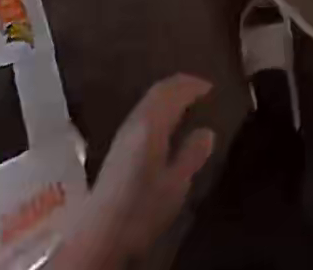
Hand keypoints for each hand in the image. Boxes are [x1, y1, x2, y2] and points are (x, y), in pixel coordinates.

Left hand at [54, 74, 218, 268]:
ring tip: (187, 98)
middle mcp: (135, 120)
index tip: (210, 85)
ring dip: (168, 93)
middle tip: (200, 86)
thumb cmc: (143, 207)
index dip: (190, 85)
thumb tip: (207, 130)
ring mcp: (125, 129)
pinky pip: (144, 109)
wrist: (102, 227)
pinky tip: (167, 118)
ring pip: (148, 99)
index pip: (170, 92)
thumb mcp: (175, 185)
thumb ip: (191, 155)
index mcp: (150, 124)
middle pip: (157, 91)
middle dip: (179, 84)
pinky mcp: (120, 142)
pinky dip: (159, 104)